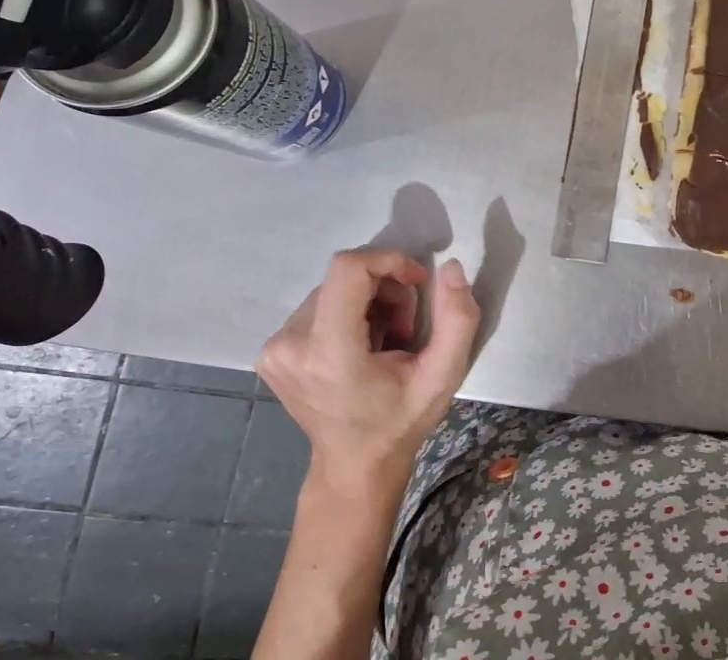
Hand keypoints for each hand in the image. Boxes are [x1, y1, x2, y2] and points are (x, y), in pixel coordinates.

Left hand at [257, 250, 479, 491]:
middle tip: (408, 329)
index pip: (349, 269)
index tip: (418, 282)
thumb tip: (451, 268)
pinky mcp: (270, 351)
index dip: (390, 262)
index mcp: (328, 351)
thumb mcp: (445, 374)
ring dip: (370, 303)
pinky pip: (319, 307)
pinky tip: (364, 347)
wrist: (354, 466)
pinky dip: (349, 315)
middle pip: (345, 280)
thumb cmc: (400, 421)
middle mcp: (290, 344)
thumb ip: (457, 319)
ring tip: (388, 341)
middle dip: (386, 291)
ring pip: (333, 290)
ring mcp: (274, 348)